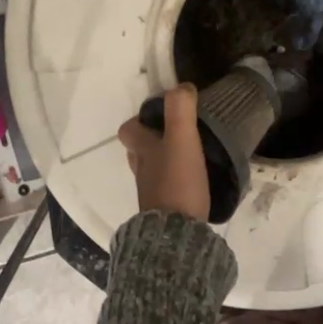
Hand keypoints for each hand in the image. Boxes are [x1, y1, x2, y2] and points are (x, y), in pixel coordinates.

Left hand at [117, 84, 209, 220]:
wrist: (177, 237)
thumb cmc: (177, 181)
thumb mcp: (182, 139)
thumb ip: (180, 109)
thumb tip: (182, 87)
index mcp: (142, 150)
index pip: (128, 130)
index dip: (140, 120)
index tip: (162, 115)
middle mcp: (141, 170)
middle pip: (139, 150)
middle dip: (155, 141)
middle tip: (180, 135)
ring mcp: (151, 193)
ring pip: (152, 170)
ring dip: (166, 162)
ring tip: (190, 156)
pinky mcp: (164, 212)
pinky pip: (165, 190)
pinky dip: (176, 183)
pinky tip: (194, 182)